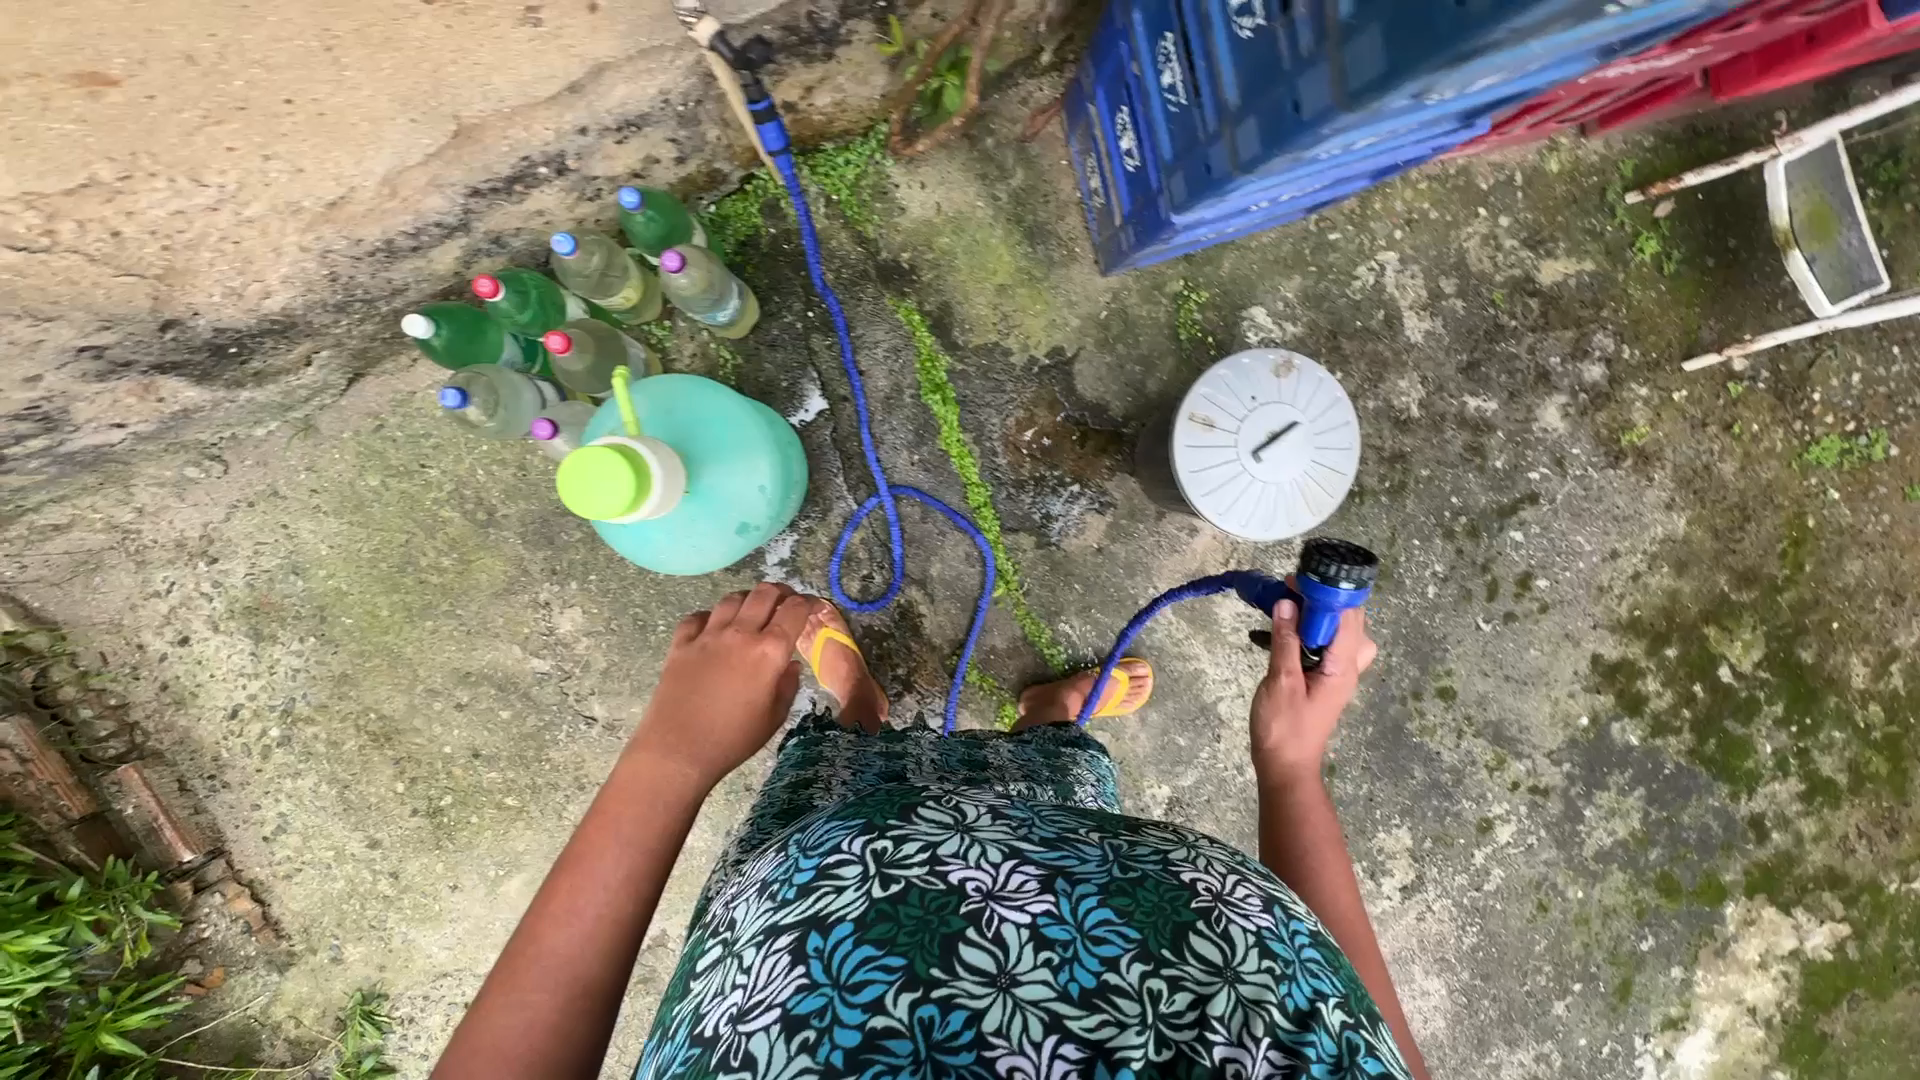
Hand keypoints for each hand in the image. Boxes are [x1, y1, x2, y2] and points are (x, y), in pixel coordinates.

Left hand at [629, 582, 812, 788]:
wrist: (679, 750)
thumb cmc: (734, 739)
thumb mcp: (775, 717)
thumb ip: (788, 685)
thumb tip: (790, 664)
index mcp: (770, 651)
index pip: (795, 610)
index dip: (807, 602)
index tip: (811, 605)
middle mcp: (741, 634)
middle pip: (764, 593)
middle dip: (780, 591)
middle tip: (784, 601)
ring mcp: (708, 636)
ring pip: (732, 599)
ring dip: (747, 599)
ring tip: (751, 610)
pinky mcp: (681, 644)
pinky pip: (697, 616)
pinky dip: (710, 616)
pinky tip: (713, 627)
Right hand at [1249, 597, 1376, 784]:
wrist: (1284, 765)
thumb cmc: (1283, 727)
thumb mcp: (1280, 681)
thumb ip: (1286, 641)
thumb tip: (1288, 604)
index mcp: (1342, 668)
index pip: (1348, 620)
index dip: (1328, 594)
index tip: (1300, 580)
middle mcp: (1348, 668)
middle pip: (1353, 623)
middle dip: (1328, 600)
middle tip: (1295, 590)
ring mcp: (1338, 675)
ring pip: (1344, 635)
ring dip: (1322, 616)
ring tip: (1294, 607)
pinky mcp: (1325, 680)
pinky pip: (1328, 647)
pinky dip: (1313, 632)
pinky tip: (1289, 632)